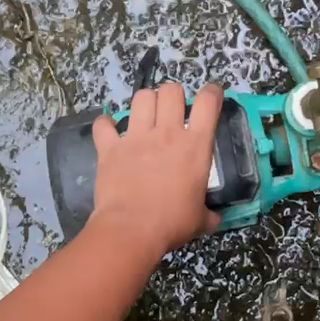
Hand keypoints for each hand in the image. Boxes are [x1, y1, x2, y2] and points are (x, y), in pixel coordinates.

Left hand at [84, 82, 223, 261]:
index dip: (212, 93)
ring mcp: (136, 137)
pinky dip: (105, 125)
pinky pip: (103, 124)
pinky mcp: (110, 147)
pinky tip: (109, 131)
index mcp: (195, 146)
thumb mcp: (200, 220)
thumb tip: (215, 218)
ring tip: (145, 116)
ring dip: (145, 102)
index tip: (212, 95)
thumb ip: (209, 213)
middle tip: (172, 110)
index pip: (208, 102)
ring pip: (141, 97)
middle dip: (173, 95)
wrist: (131, 230)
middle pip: (171, 90)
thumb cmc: (172, 223)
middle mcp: (166, 133)